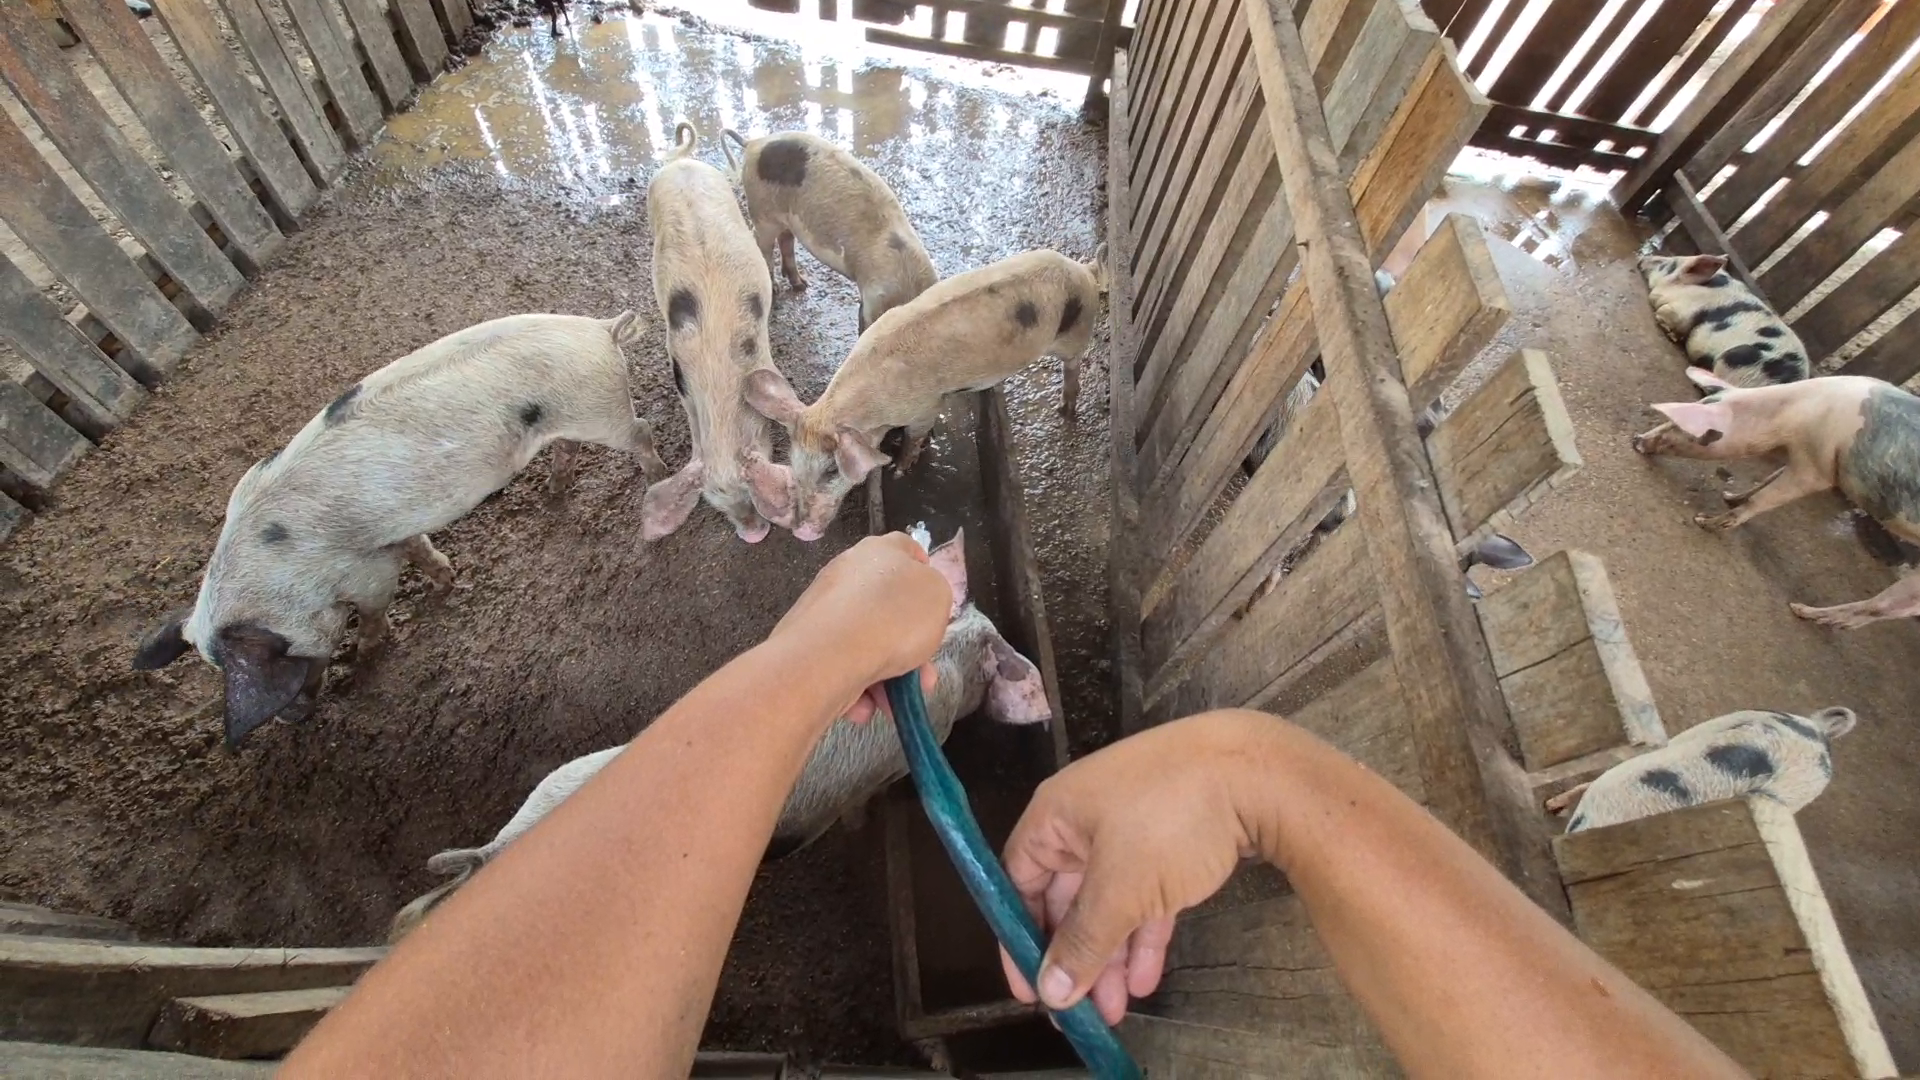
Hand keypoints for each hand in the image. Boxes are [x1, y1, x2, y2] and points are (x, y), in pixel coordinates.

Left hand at [770, 532, 949, 725]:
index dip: (922, 570)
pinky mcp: (806, 642)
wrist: (830, 654)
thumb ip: (933, 593)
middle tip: (923, 677)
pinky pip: (842, 664)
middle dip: (909, 646)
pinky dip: (856, 686)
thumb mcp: (938, 596)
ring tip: (893, 704)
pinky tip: (863, 706)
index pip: (905, 549)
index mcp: (880, 552)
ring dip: (886, 676)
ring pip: (866, 643)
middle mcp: (847, 573)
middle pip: (887, 607)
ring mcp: (823, 608)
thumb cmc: (893, 616)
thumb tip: (916, 602)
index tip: (931, 600)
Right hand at [999, 711, 1280, 1023]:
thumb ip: (1083, 941)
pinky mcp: (1167, 838)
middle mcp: (1084, 819)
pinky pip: (1143, 892)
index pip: (1019, 879)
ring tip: (1116, 1011)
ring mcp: (1128, 826)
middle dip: (1074, 955)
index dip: (1019, 934)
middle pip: (1064, 895)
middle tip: (1080, 1013)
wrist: (1253, 772)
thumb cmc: (1167, 820)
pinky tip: (1148, 978)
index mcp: (1056, 815)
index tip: (1030, 990)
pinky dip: (1142, 932)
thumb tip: (1048, 991)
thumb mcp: (1120, 887)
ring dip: (1109, 954)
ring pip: (1107, 899)